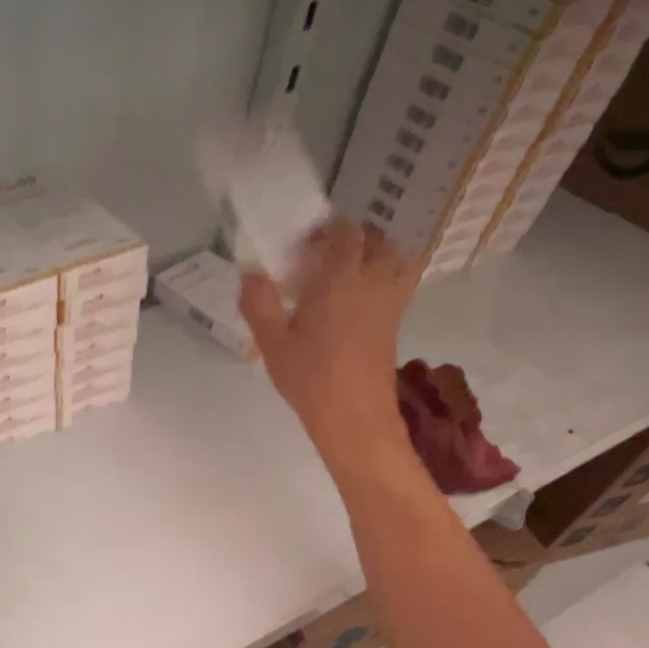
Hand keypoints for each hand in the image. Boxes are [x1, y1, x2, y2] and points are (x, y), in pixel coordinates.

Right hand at [239, 220, 417, 464]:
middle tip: (324, 255)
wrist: (354, 416)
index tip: (305, 243)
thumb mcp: (273, 343)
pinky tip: (357, 297)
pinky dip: (383, 277)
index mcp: (340, 280)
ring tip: (346, 271)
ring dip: (374, 254)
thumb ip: (259, 304)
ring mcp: (390, 301)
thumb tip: (250, 273)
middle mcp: (373, 282)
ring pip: (395, 258)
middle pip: (376, 240)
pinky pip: (398, 283)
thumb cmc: (310, 379)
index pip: (345, 234)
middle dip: (353, 239)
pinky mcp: (395, 322)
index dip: (327, 230)